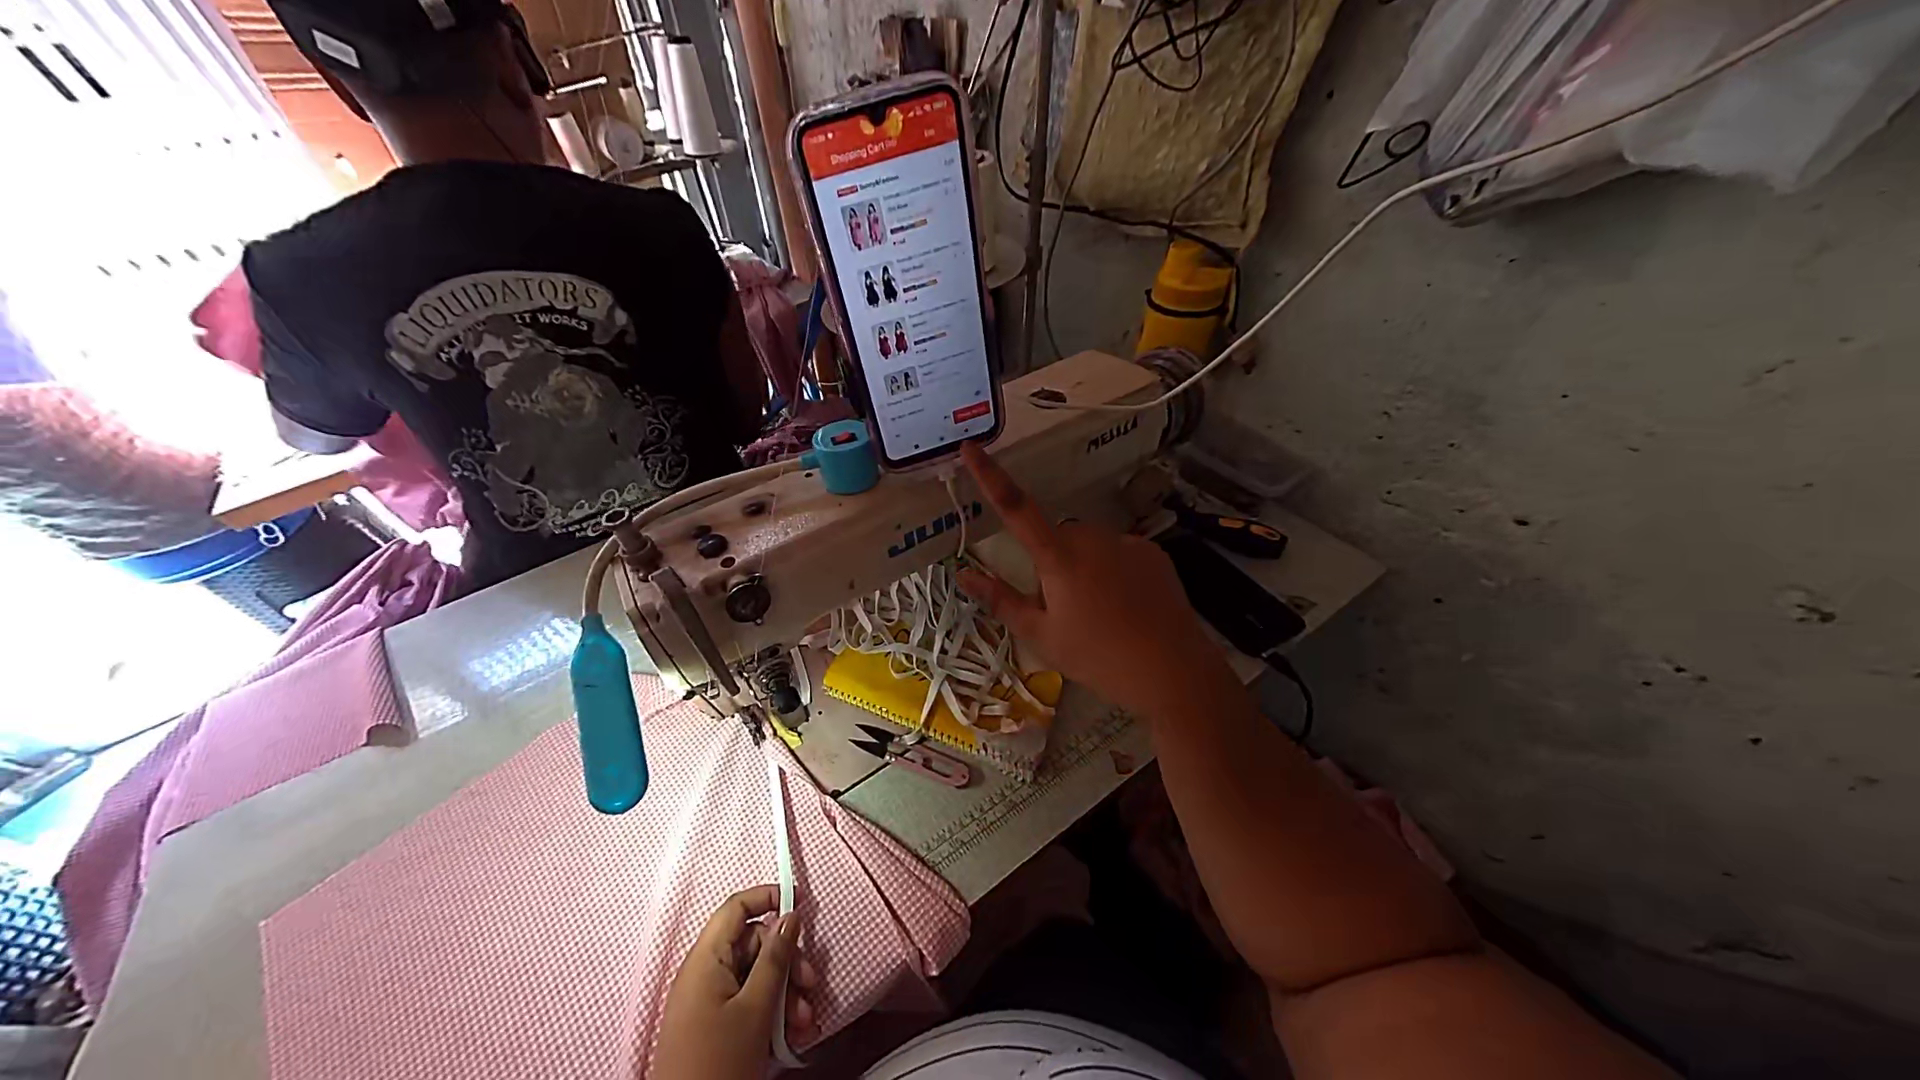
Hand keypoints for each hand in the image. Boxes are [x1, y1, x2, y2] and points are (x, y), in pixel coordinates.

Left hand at [652, 886, 819, 1079]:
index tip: (799, 899)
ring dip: (785, 991)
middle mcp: (703, 973)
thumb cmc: (719, 1062)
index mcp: (705, 960)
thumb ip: (775, 958)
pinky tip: (793, 1034)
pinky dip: (773, 1010)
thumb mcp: (756, 1008)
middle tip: (809, 983)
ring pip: (755, 975)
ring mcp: (707, 1000)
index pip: (736, 908)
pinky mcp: (714, 1024)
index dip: (767, 897)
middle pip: (753, 943)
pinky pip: (748, 1001)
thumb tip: (789, 916)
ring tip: (804, 1021)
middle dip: (786, 961)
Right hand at [957, 441, 1240, 719]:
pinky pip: (1118, 551)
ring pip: (1089, 545)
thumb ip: (1001, 601)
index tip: (971, 447)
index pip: (1016, 507)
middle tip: (1064, 609)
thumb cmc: (1098, 657)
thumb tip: (964, 575)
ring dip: (1084, 567)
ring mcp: (1125, 542)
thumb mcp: (1042, 635)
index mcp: (1059, 557)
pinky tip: (1127, 605)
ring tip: (1100, 612)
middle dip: (1053, 563)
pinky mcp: (1152, 551)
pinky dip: (1113, 570)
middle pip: (1057, 538)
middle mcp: (1092, 538)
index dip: (990, 476)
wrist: (1173, 671)